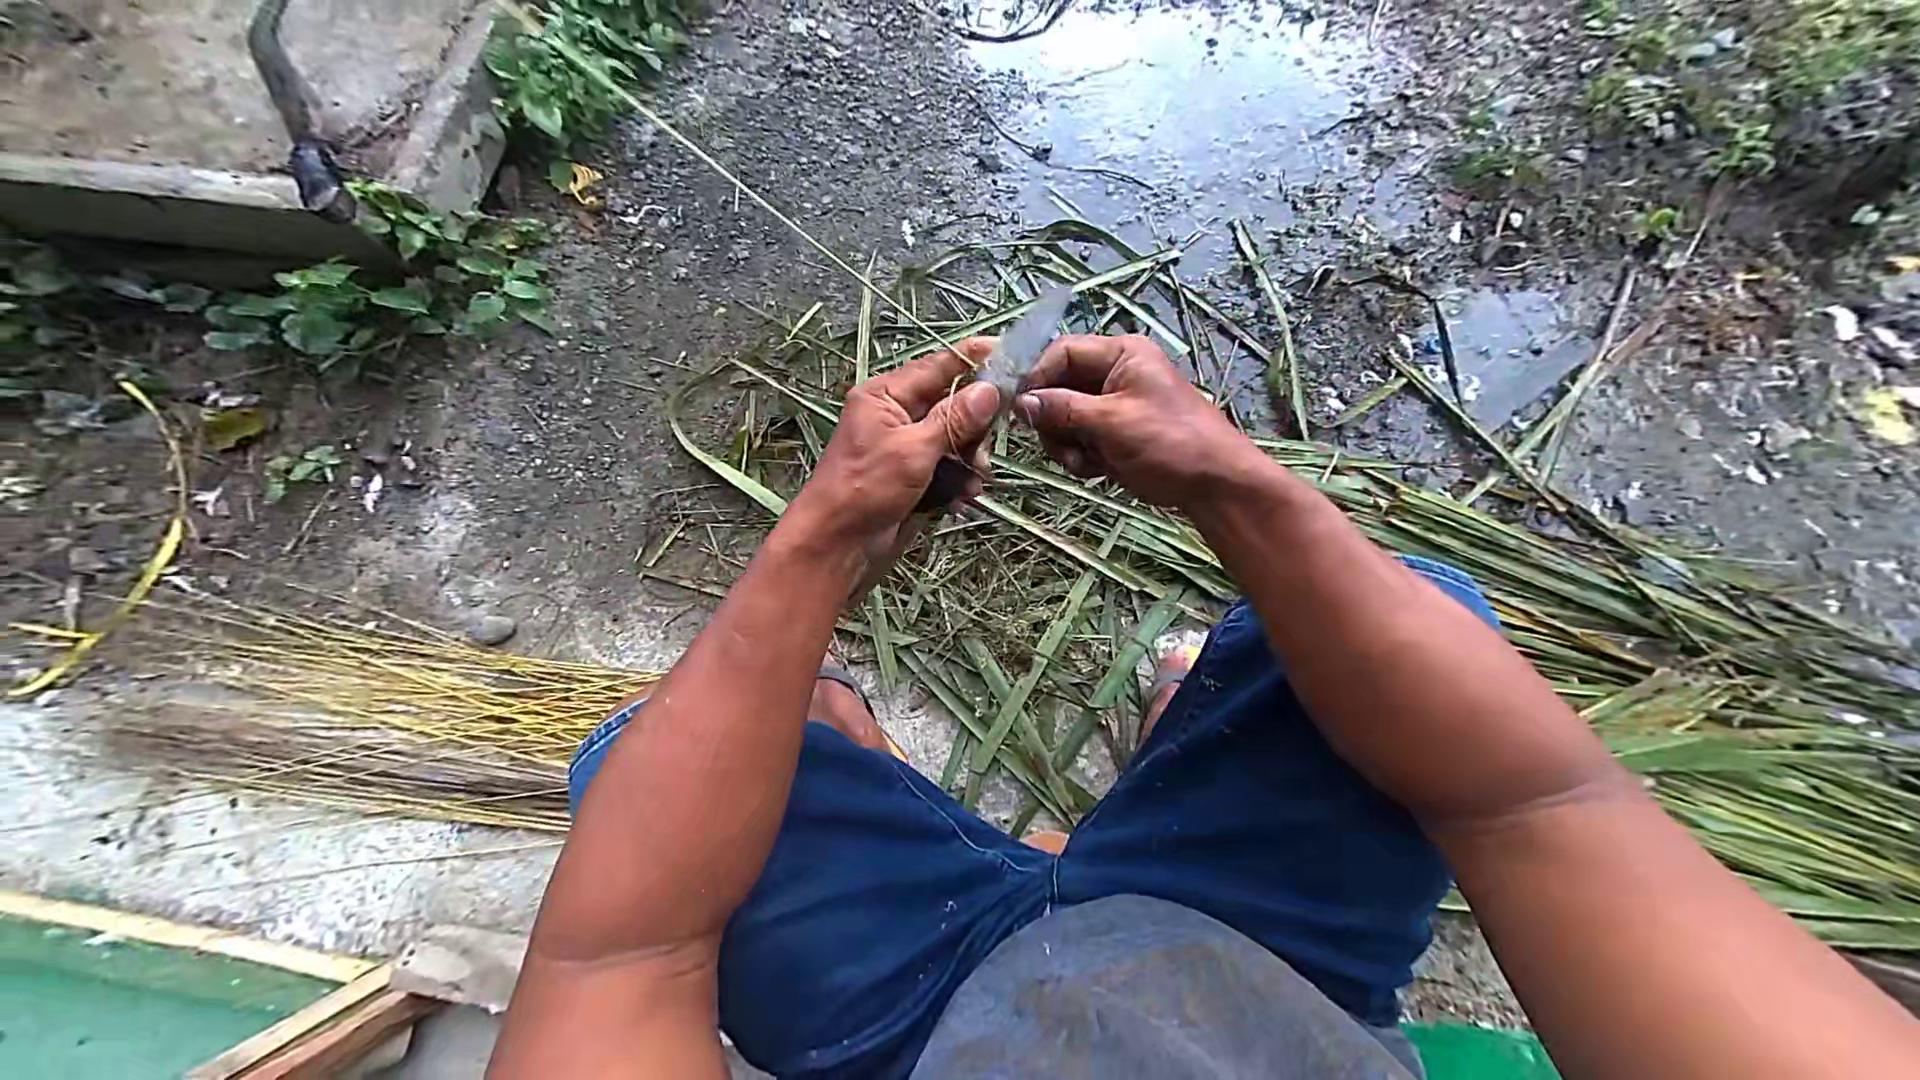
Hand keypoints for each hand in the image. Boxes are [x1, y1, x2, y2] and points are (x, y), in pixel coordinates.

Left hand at [787, 338, 1000, 561]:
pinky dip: (959, 480)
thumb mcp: (913, 449)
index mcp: (886, 395)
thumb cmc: (866, 489)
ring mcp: (907, 447)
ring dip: (970, 458)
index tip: (1012, 356)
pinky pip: (949, 467)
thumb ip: (954, 419)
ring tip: (973, 480)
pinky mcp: (915, 476)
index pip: (938, 366)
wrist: (839, 545)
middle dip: (975, 426)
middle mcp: (897, 415)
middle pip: (953, 403)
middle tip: (984, 450)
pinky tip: (963, 496)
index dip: (975, 360)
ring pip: (956, 438)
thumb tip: (991, 389)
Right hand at [1016, 334, 1267, 509]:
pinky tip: (1097, 468)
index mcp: (1120, 354)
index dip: (1037, 377)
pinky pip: (1074, 441)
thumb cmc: (1170, 441)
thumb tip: (1020, 402)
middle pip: (1055, 387)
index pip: (1061, 352)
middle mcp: (1111, 375)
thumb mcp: (1113, 421)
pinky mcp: (1108, 436)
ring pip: (1060, 419)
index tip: (1020, 407)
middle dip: (1053, 419)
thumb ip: (1064, 408)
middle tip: (1061, 443)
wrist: (1211, 484)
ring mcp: (1108, 407)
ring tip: (1085, 460)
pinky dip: (1078, 457)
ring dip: (1064, 444)